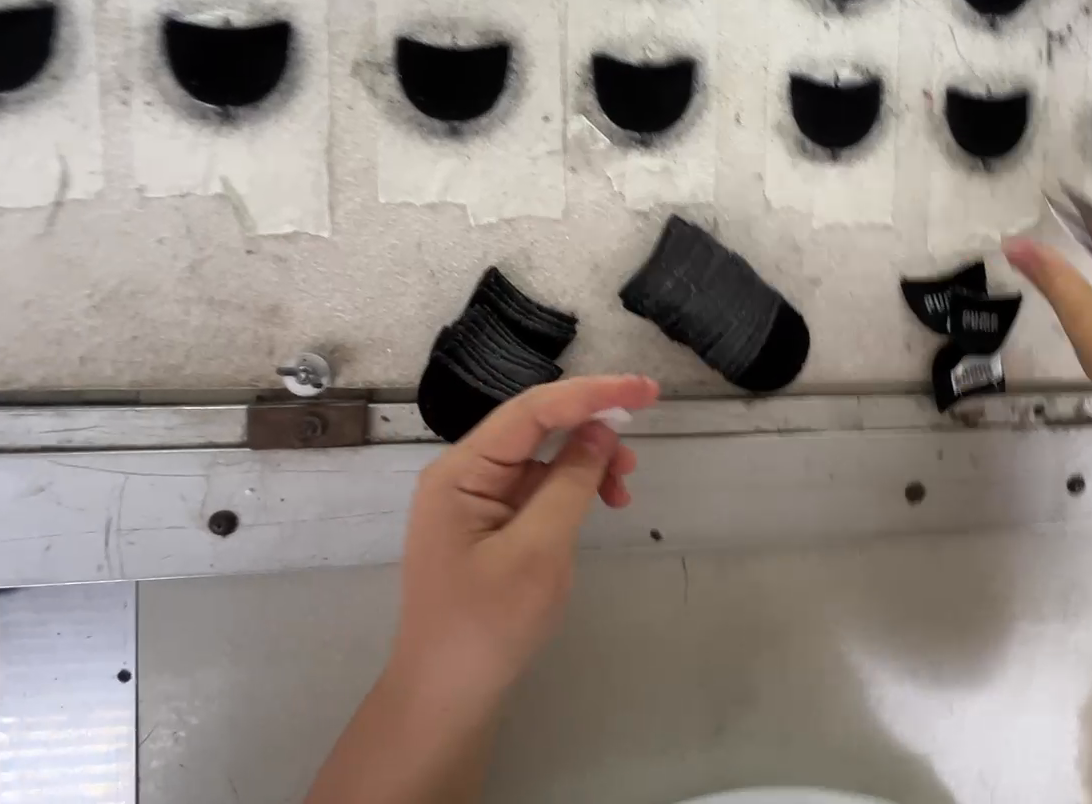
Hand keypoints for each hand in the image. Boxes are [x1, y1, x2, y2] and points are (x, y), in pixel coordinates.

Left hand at [388, 375, 658, 713]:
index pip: (533, 410)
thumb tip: (602, 430)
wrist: (446, 700)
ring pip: (544, 455)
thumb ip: (571, 481)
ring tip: (625, 487)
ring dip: (589, 460)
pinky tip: (603, 502)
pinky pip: (541, 487)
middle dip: (592, 422)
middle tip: (645, 423)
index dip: (592, 393)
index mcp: (462, 471)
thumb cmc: (486, 625)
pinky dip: (576, 488)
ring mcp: (478, 499)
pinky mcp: (494, 523)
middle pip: (537, 425)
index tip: (645, 390)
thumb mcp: (539, 551)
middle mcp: (467, 473)